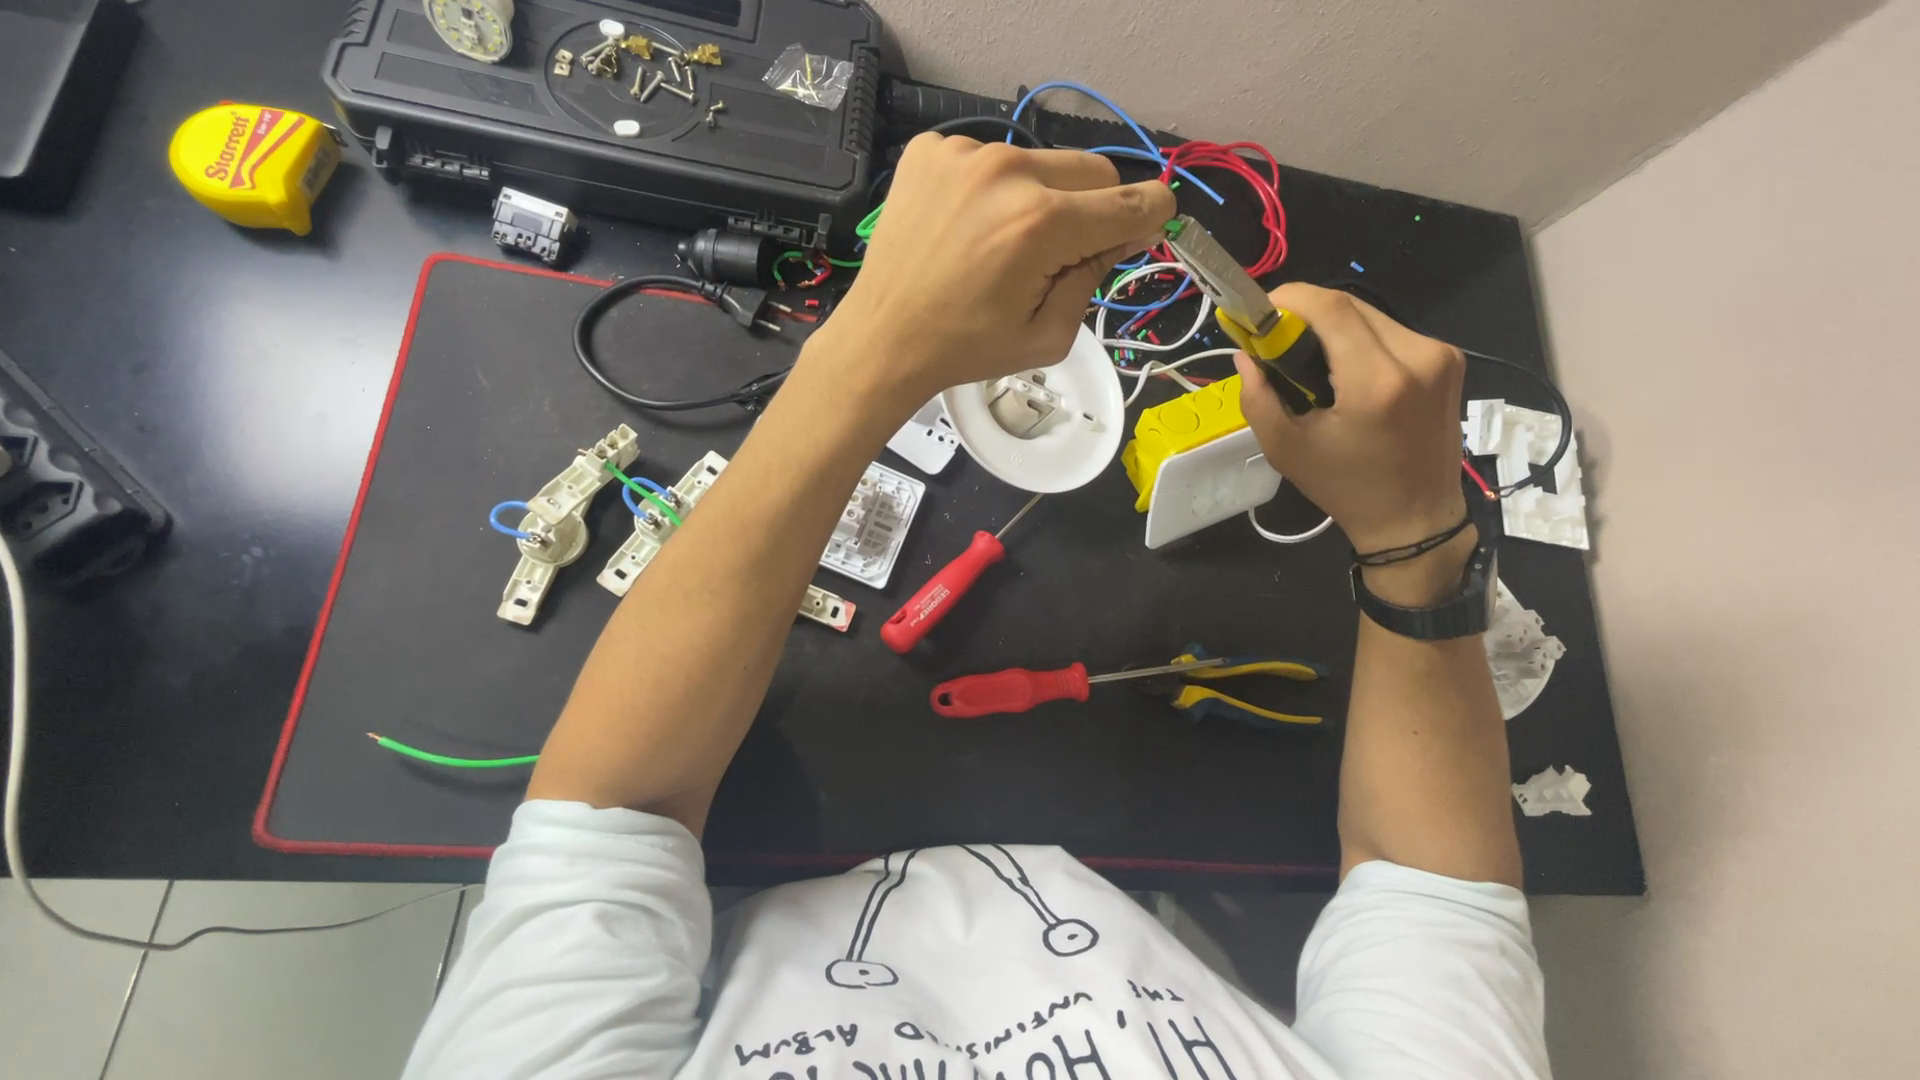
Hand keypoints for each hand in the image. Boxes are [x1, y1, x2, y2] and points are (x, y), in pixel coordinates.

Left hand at [814, 134, 1173, 410]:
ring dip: (1039, 197)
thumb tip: (1122, 233)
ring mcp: (964, 153)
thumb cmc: (967, 349)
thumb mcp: (1049, 335)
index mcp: (1043, 224)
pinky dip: (991, 189)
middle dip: (1093, 209)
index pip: (1132, 201)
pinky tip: (966, 227)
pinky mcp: (930, 150)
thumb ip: (1095, 278)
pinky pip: (988, 158)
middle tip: (1062, 253)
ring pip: (1039, 162)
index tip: (1146, 228)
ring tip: (1001, 244)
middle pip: (1092, 171)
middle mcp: (1009, 171)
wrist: (884, 338)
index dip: (1151, 216)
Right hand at [1235, 284, 1467, 554]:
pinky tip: (1343, 371)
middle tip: (1276, 340)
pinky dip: (1358, 340)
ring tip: (1308, 360)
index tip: (1260, 313)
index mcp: (1376, 382)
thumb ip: (1258, 398)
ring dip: (1332, 327)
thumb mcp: (1285, 449)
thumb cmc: (1345, 489)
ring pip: (1370, 315)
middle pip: (1350, 305)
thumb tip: (1245, 356)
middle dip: (1305, 313)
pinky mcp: (1449, 359)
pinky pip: (1391, 331)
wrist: (1416, 517)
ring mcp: (1439, 354)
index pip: (1331, 308)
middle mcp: (1417, 356)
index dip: (1290, 298)